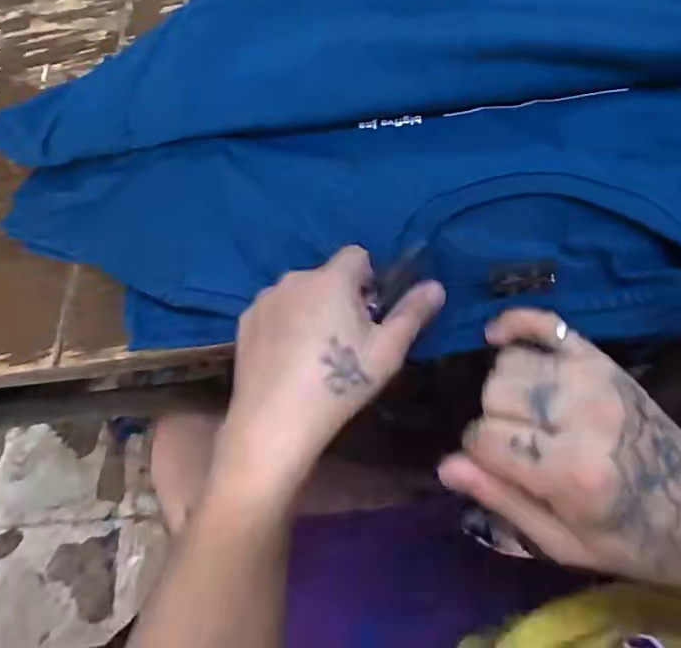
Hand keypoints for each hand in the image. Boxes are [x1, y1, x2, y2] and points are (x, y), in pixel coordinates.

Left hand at [213, 246, 443, 504]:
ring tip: (313, 355)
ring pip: (299, 293)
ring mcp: (265, 299)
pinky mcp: (245, 322)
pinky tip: (287, 361)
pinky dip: (284, 324)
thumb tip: (436, 285)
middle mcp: (295, 278)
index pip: (357, 255)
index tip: (369, 316)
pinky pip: (275, 310)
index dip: (368, 280)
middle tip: (345, 341)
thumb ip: (412, 313)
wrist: (274, 426)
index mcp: (331, 278)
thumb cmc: (338, 384)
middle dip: (339, 296)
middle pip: (327, 276)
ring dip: (310, 308)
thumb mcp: (387, 351)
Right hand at [438, 309, 680, 587]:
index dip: (477, 453)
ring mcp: (592, 376)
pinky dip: (516, 322)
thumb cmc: (626, 536)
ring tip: (522, 410)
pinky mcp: (599, 357)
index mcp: (572, 472)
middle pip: (494, 391)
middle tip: (513, 442)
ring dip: (503, 384)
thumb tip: (445, 466)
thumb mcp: (562, 543)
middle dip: (490, 418)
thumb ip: (503, 500)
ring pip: (510, 360)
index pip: (485, 439)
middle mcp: (581, 414)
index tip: (490, 464)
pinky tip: (496, 335)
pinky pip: (544, 322)